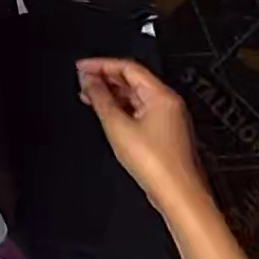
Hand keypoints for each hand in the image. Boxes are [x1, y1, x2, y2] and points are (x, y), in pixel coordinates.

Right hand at [77, 57, 208, 210]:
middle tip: (81, 79)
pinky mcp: (163, 132)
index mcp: (161, 96)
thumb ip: (99, 97)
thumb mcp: (116, 123)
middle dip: (104, 77)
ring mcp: (167, 118)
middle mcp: (168, 104)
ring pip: (133, 94)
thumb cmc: (154, 162)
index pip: (128, 67)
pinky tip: (103, 110)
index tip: (80, 66)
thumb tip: (89, 79)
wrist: (177, 194)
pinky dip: (118, 105)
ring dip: (109, 91)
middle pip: (132, 79)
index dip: (101, 64)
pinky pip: (137, 108)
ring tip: (87, 94)